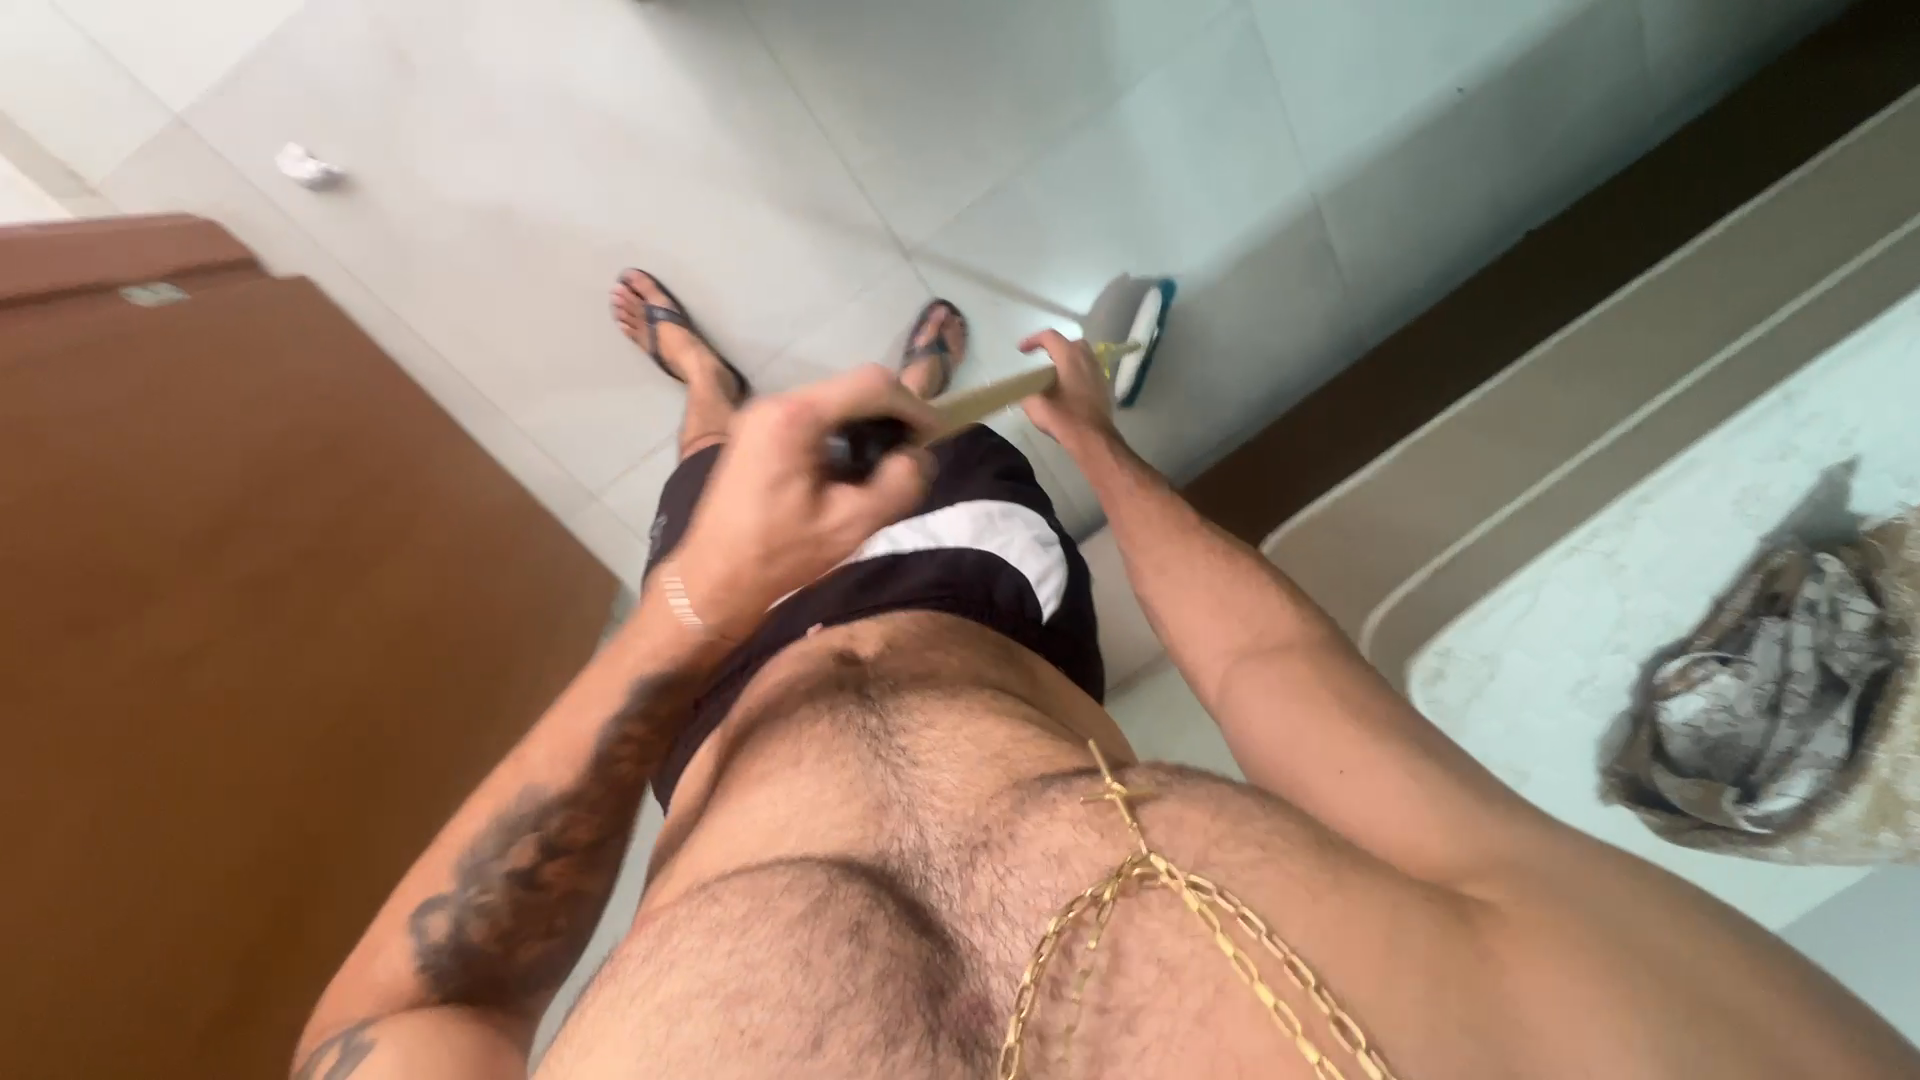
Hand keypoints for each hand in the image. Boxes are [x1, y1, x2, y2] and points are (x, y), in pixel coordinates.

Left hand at [664, 365, 939, 638]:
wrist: (714, 580)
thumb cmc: (780, 556)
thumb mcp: (851, 525)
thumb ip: (899, 484)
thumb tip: (920, 457)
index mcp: (795, 417)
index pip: (872, 385)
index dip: (913, 406)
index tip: (937, 437)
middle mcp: (776, 403)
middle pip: (854, 388)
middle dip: (893, 416)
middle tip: (914, 456)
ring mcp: (763, 415)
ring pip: (836, 402)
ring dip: (870, 426)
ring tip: (888, 465)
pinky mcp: (760, 432)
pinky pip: (816, 418)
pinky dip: (845, 434)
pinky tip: (854, 470)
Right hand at [1019, 330, 1116, 446]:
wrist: (1093, 438)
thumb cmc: (1064, 419)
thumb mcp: (1035, 406)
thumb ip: (1026, 392)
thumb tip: (1025, 391)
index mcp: (1069, 357)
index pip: (1050, 337)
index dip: (1033, 340)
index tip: (1022, 350)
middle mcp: (1087, 359)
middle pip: (1070, 343)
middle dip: (1054, 347)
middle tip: (1041, 359)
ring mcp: (1098, 372)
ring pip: (1082, 355)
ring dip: (1067, 359)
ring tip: (1054, 373)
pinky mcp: (1103, 386)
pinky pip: (1088, 370)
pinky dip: (1077, 372)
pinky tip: (1068, 387)